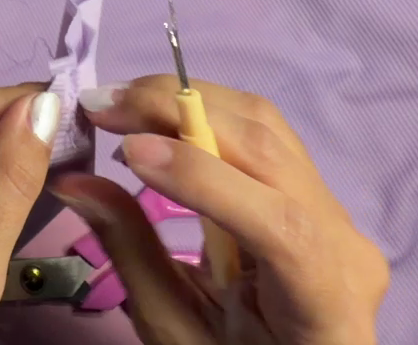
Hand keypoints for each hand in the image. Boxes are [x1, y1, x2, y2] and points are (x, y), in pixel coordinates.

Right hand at [54, 77, 387, 344]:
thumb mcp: (178, 333)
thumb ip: (130, 251)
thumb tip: (72, 180)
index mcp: (326, 305)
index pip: (280, 226)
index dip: (203, 177)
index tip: (126, 151)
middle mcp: (345, 241)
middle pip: (265, 148)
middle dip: (175, 112)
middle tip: (100, 106)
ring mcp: (332, 205)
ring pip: (260, 120)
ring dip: (181, 97)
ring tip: (119, 104)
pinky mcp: (309, 183)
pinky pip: (257, 126)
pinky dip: (197, 106)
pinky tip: (153, 115)